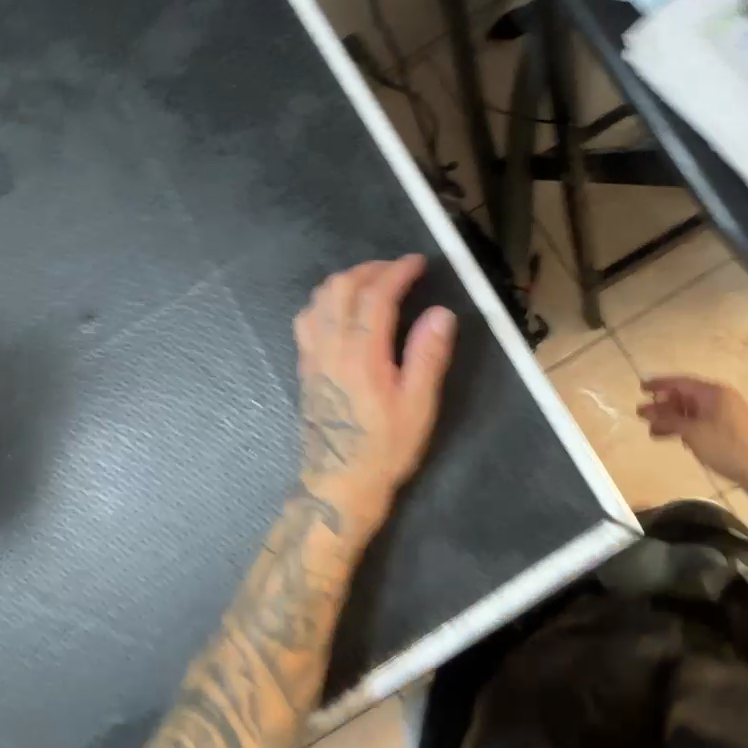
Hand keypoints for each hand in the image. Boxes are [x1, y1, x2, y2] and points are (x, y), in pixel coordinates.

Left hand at [293, 255, 457, 532]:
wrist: (339, 485)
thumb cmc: (385, 448)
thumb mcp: (418, 407)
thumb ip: (428, 357)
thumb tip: (442, 314)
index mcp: (363, 354)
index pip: (376, 296)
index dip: (397, 272)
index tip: (417, 263)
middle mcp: (332, 347)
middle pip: (342, 287)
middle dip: (371, 269)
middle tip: (398, 270)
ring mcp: (313, 355)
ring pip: (320, 298)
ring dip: (346, 280)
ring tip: (373, 283)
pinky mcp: (305, 366)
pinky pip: (307, 318)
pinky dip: (326, 300)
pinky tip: (341, 309)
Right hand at [637, 376, 747, 491]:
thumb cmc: (727, 446)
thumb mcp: (693, 432)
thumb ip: (669, 420)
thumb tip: (648, 411)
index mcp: (713, 392)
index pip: (680, 382)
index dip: (659, 384)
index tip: (641, 388)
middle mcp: (720, 399)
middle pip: (686, 397)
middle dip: (663, 405)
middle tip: (642, 415)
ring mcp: (727, 415)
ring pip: (693, 412)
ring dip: (673, 420)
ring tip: (653, 431)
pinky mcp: (730, 432)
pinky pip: (702, 423)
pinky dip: (687, 429)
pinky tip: (677, 439)